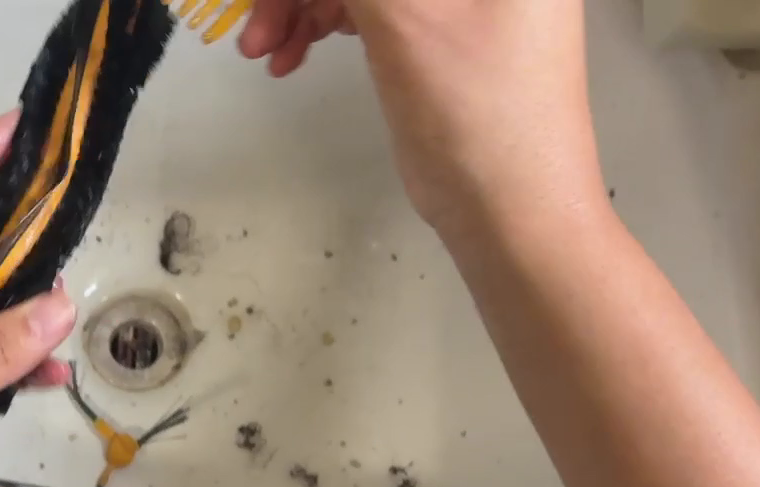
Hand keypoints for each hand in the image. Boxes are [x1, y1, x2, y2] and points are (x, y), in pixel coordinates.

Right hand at [240, 0, 606, 241]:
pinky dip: (323, 23)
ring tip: (265, 54)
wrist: (506, 194)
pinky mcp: (432, 26)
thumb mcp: (408, 17)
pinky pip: (368, 5)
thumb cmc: (472, 102)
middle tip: (253, 38)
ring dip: (304, 7)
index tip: (265, 5)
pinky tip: (292, 54)